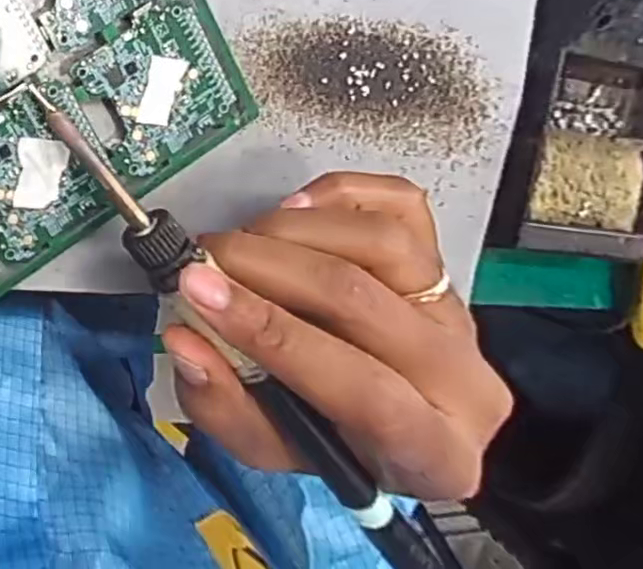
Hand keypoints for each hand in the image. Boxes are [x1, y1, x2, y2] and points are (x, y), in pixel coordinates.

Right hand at [160, 172, 512, 499]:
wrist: (370, 412)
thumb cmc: (315, 430)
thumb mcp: (261, 442)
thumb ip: (219, 403)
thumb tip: (183, 337)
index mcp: (429, 450)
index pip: (362, 389)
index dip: (269, 332)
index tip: (195, 287)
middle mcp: (459, 379)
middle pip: (356, 298)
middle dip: (258, 265)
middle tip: (199, 257)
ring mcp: (454, 311)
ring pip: (380, 241)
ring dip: (287, 230)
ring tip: (241, 242)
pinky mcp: (440, 260)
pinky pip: (400, 204)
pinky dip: (338, 192)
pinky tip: (291, 207)